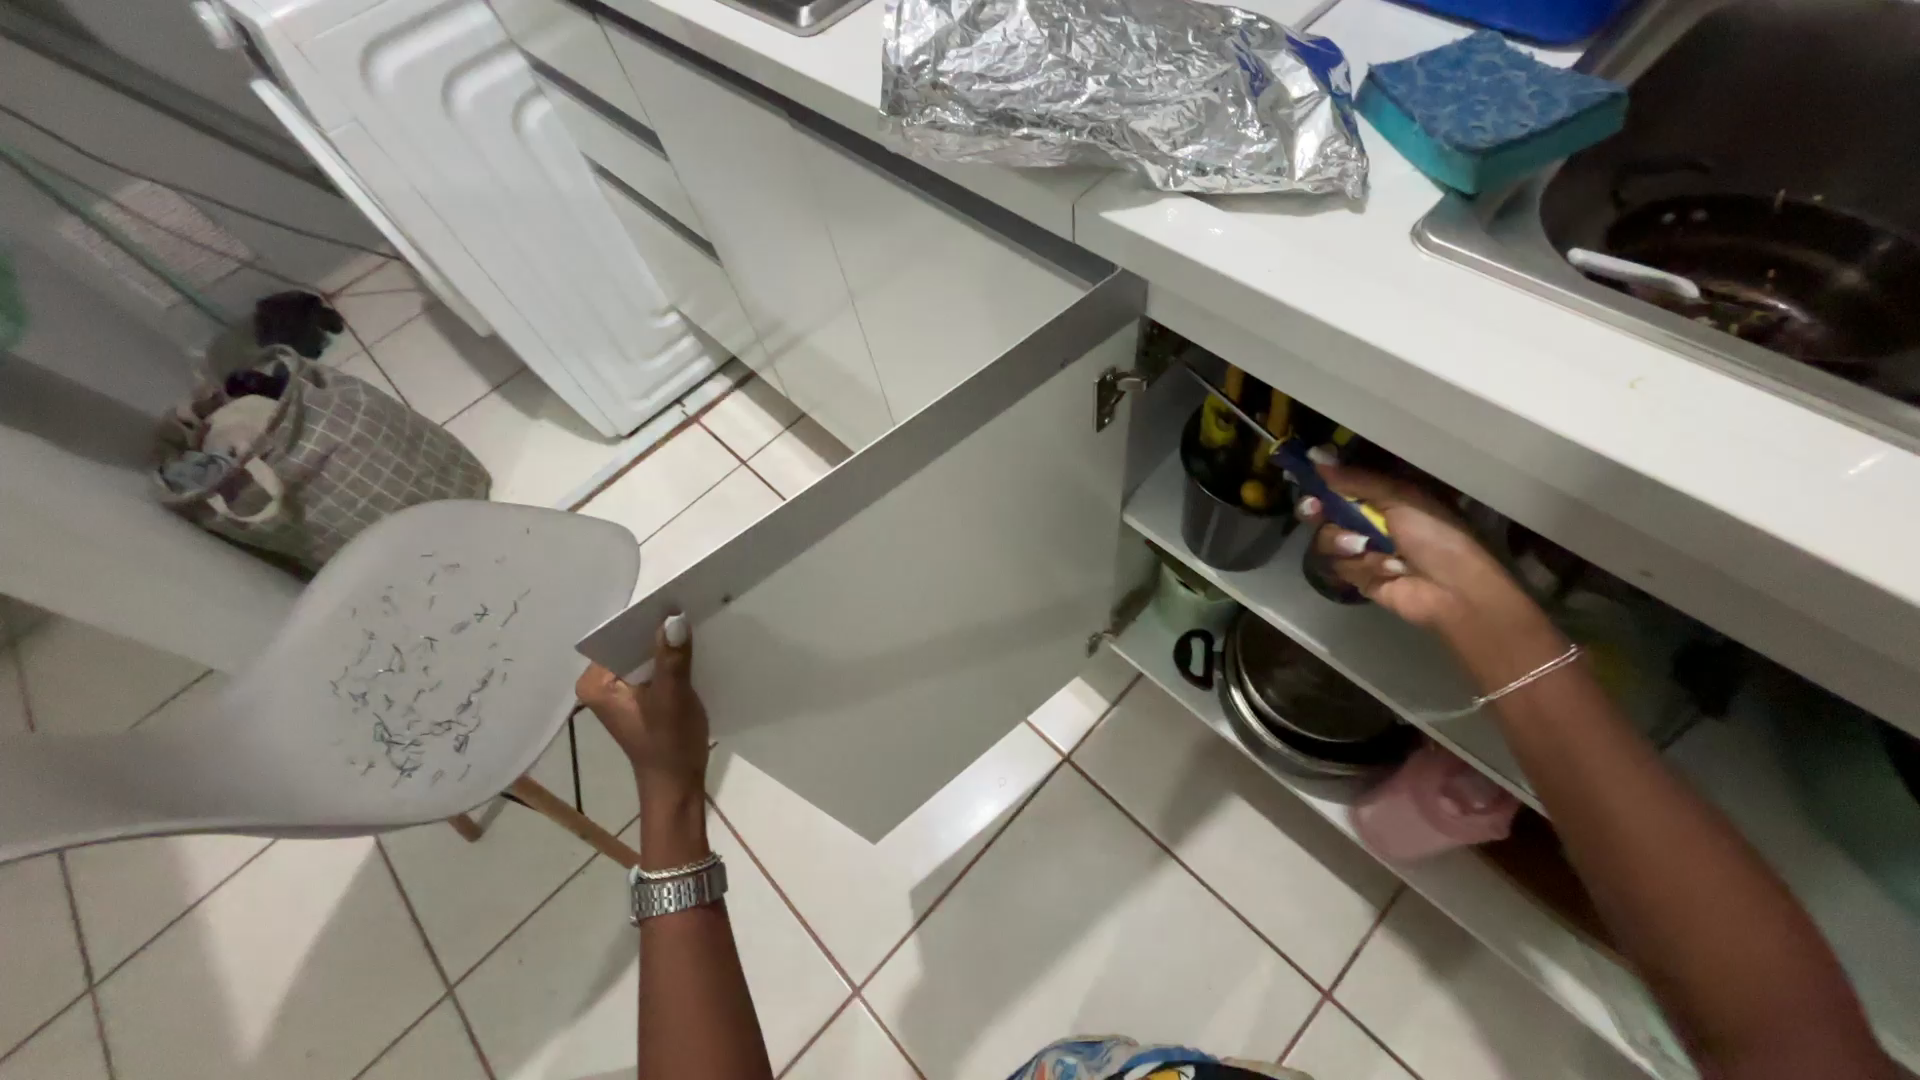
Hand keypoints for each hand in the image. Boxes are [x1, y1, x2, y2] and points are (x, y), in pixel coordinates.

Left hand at [575, 614, 708, 805]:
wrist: (678, 783)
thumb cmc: (669, 744)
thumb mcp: (672, 698)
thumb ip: (671, 658)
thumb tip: (675, 619)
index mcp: (595, 683)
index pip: (617, 638)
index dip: (645, 620)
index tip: (674, 602)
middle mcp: (601, 683)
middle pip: (631, 644)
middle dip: (659, 631)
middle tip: (689, 606)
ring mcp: (620, 690)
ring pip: (645, 655)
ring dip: (668, 644)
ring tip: (695, 622)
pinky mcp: (640, 696)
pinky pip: (653, 667)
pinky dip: (671, 660)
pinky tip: (693, 649)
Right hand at [1299, 466, 1565, 680]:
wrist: (1454, 589)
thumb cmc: (1436, 535)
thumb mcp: (1401, 497)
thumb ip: (1357, 480)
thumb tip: (1317, 458)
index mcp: (1383, 496)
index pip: (1341, 484)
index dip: (1321, 482)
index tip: (1308, 477)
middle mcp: (1367, 520)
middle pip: (1322, 512)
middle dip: (1316, 511)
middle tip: (1315, 510)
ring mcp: (1360, 549)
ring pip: (1324, 539)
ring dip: (1342, 542)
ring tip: (1364, 547)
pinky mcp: (1356, 576)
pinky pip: (1337, 566)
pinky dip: (1361, 566)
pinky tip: (1387, 570)